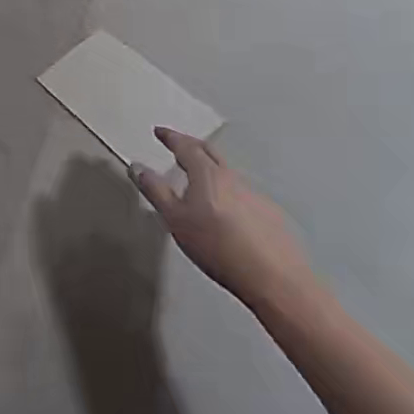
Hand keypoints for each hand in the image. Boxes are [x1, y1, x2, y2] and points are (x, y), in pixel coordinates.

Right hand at [131, 127, 317, 309]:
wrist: (275, 282)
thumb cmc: (218, 247)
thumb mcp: (175, 219)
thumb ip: (155, 190)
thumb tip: (137, 167)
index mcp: (208, 175)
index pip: (186, 147)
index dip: (171, 137)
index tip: (161, 132)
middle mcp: (233, 179)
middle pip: (210, 153)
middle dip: (192, 145)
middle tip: (178, 144)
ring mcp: (256, 197)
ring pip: (228, 173)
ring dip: (211, 169)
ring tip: (199, 178)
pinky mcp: (272, 216)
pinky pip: (244, 194)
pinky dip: (229, 191)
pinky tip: (226, 210)